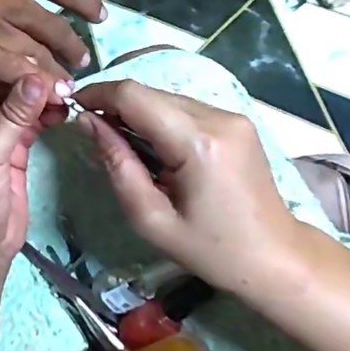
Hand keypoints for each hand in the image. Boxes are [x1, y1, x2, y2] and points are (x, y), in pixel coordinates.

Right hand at [0, 0, 103, 85]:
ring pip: (36, 54)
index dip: (86, 4)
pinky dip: (27, 82)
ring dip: (57, 69)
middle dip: (73, 46)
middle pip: (55, 28)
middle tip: (84, 59)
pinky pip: (6, 71)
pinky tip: (42, 91)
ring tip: (67, 80)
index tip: (98, 15)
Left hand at [0, 74, 65, 267]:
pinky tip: (65, 109)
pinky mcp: (15, 148)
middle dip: (29, 79)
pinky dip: (48, 114)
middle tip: (61, 76)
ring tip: (68, 92)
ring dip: (42, 96)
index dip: (2, 64)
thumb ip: (12, 115)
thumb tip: (39, 78)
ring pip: (20, 102)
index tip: (35, 58)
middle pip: (1, 85)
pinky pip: (32, 122)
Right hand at [72, 80, 318, 290]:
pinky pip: (183, 107)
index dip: (98, 94)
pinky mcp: (235, 120)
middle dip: (114, 104)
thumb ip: (117, 165)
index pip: (135, 96)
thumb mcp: (151, 219)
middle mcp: (218, 117)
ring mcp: (230, 115)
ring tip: (121, 143)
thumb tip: (87, 121)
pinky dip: (158, 117)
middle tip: (93, 131)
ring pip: (164, 97)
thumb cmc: (211, 250)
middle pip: (149, 92)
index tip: (74, 107)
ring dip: (136, 111)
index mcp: (198, 143)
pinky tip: (152, 145)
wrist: (276, 257)